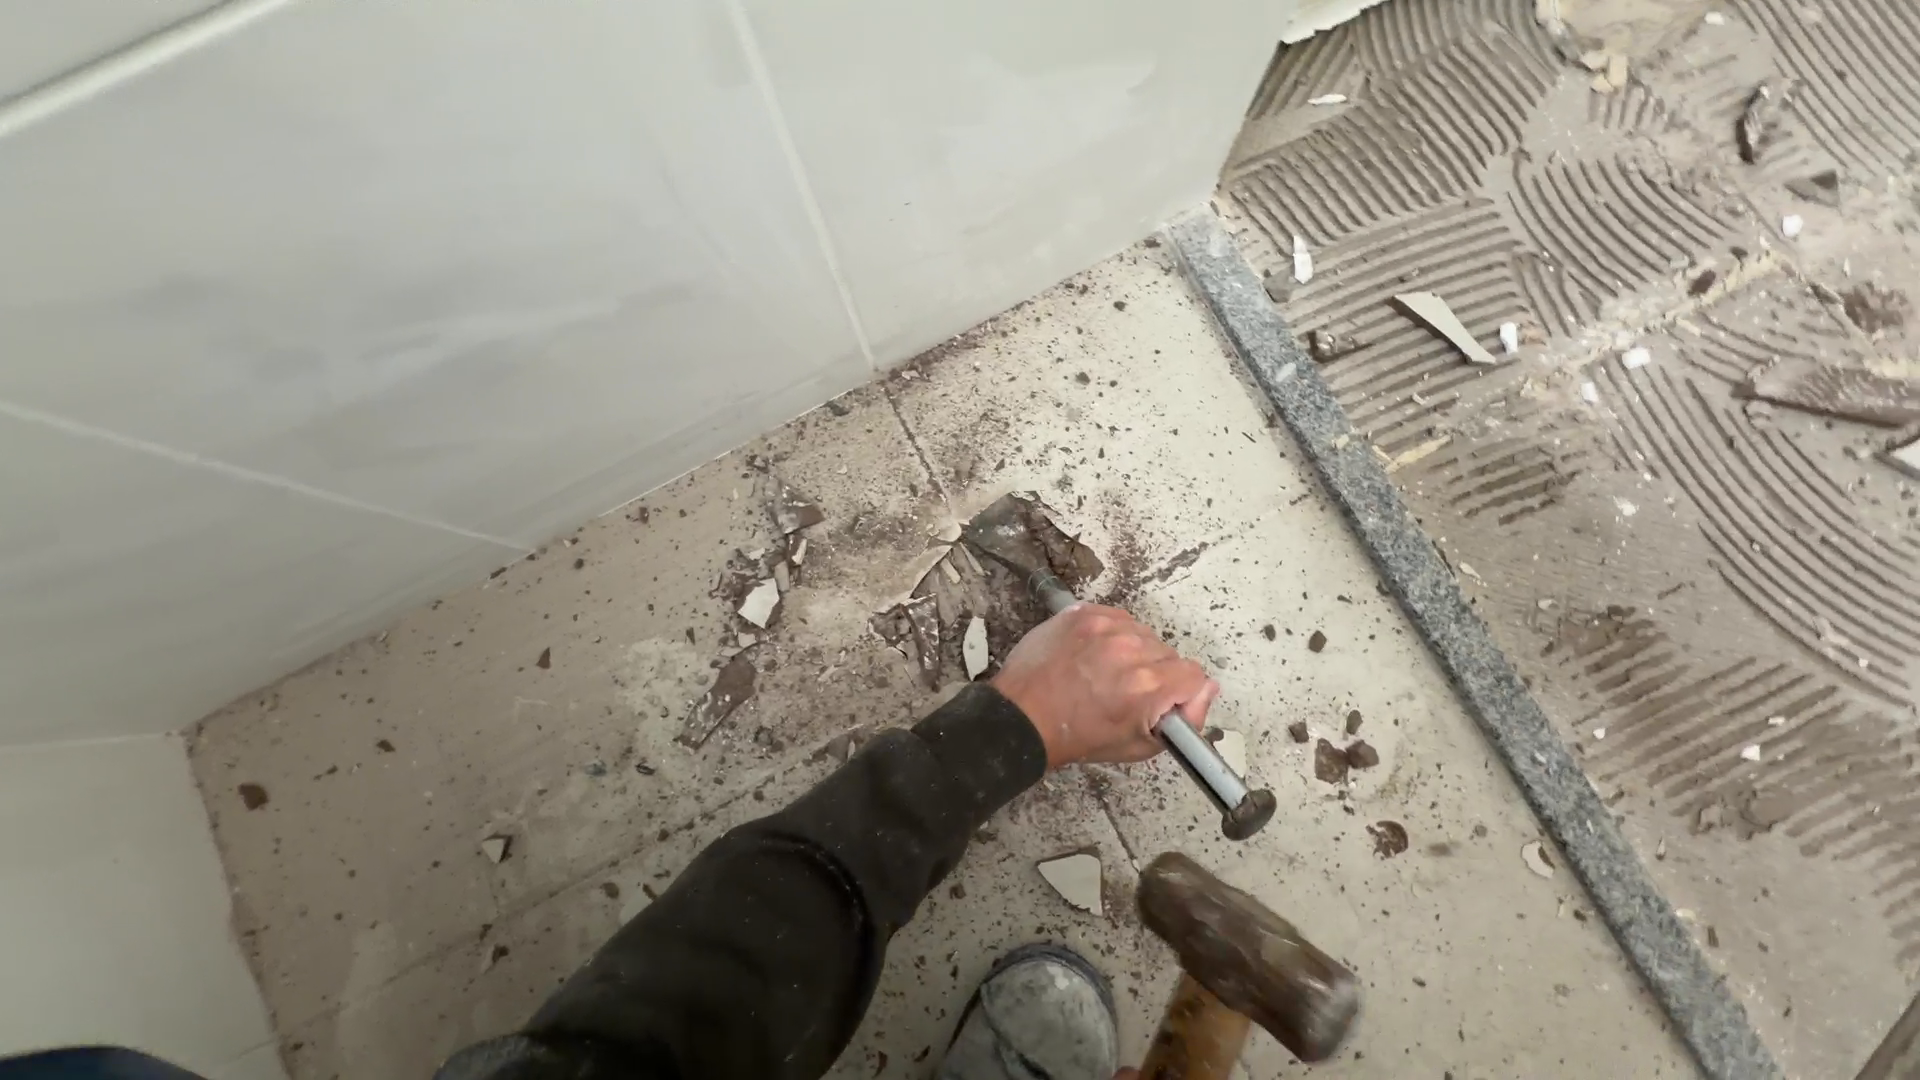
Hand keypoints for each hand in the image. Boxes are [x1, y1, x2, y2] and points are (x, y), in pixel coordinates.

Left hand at [991, 603, 1217, 767]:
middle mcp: (1129, 650)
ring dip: (1133, 650)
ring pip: (1143, 633)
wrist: (1025, 715)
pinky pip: (1117, 617)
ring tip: (1107, 671)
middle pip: (1168, 653)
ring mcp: (1103, 627)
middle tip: (1127, 689)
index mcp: (1147, 686)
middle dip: (1156, 672)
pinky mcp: (1083, 613)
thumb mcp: (1139, 746)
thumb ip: (1186, 720)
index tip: (1164, 699)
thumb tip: (1208, 689)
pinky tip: (1095, 654)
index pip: (1194, 674)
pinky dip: (1112, 633)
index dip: (1182, 691)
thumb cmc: (1077, 735)